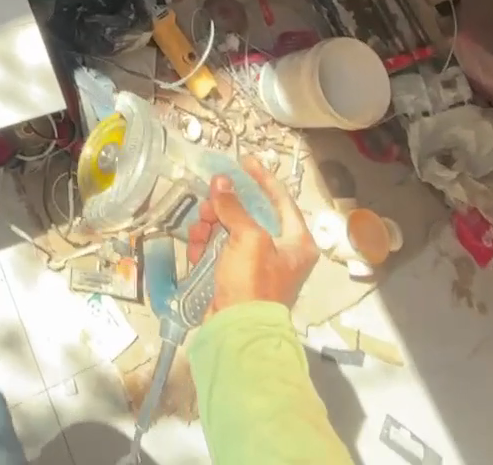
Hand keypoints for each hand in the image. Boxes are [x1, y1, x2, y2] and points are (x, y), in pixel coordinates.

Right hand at [187, 154, 317, 314]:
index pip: (281, 200)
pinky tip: (195, 252)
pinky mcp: (236, 275)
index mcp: (296, 242)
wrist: (238, 332)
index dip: (262, 178)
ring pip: (229, 229)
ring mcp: (257, 263)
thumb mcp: (247, 240)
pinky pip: (219, 248)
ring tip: (197, 233)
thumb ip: (234, 207)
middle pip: (249, 213)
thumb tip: (221, 182)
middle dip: (224, 208)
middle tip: (208, 204)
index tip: (244, 161)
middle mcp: (280, 250)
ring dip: (210, 226)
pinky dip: (205, 246)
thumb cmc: (254, 283)